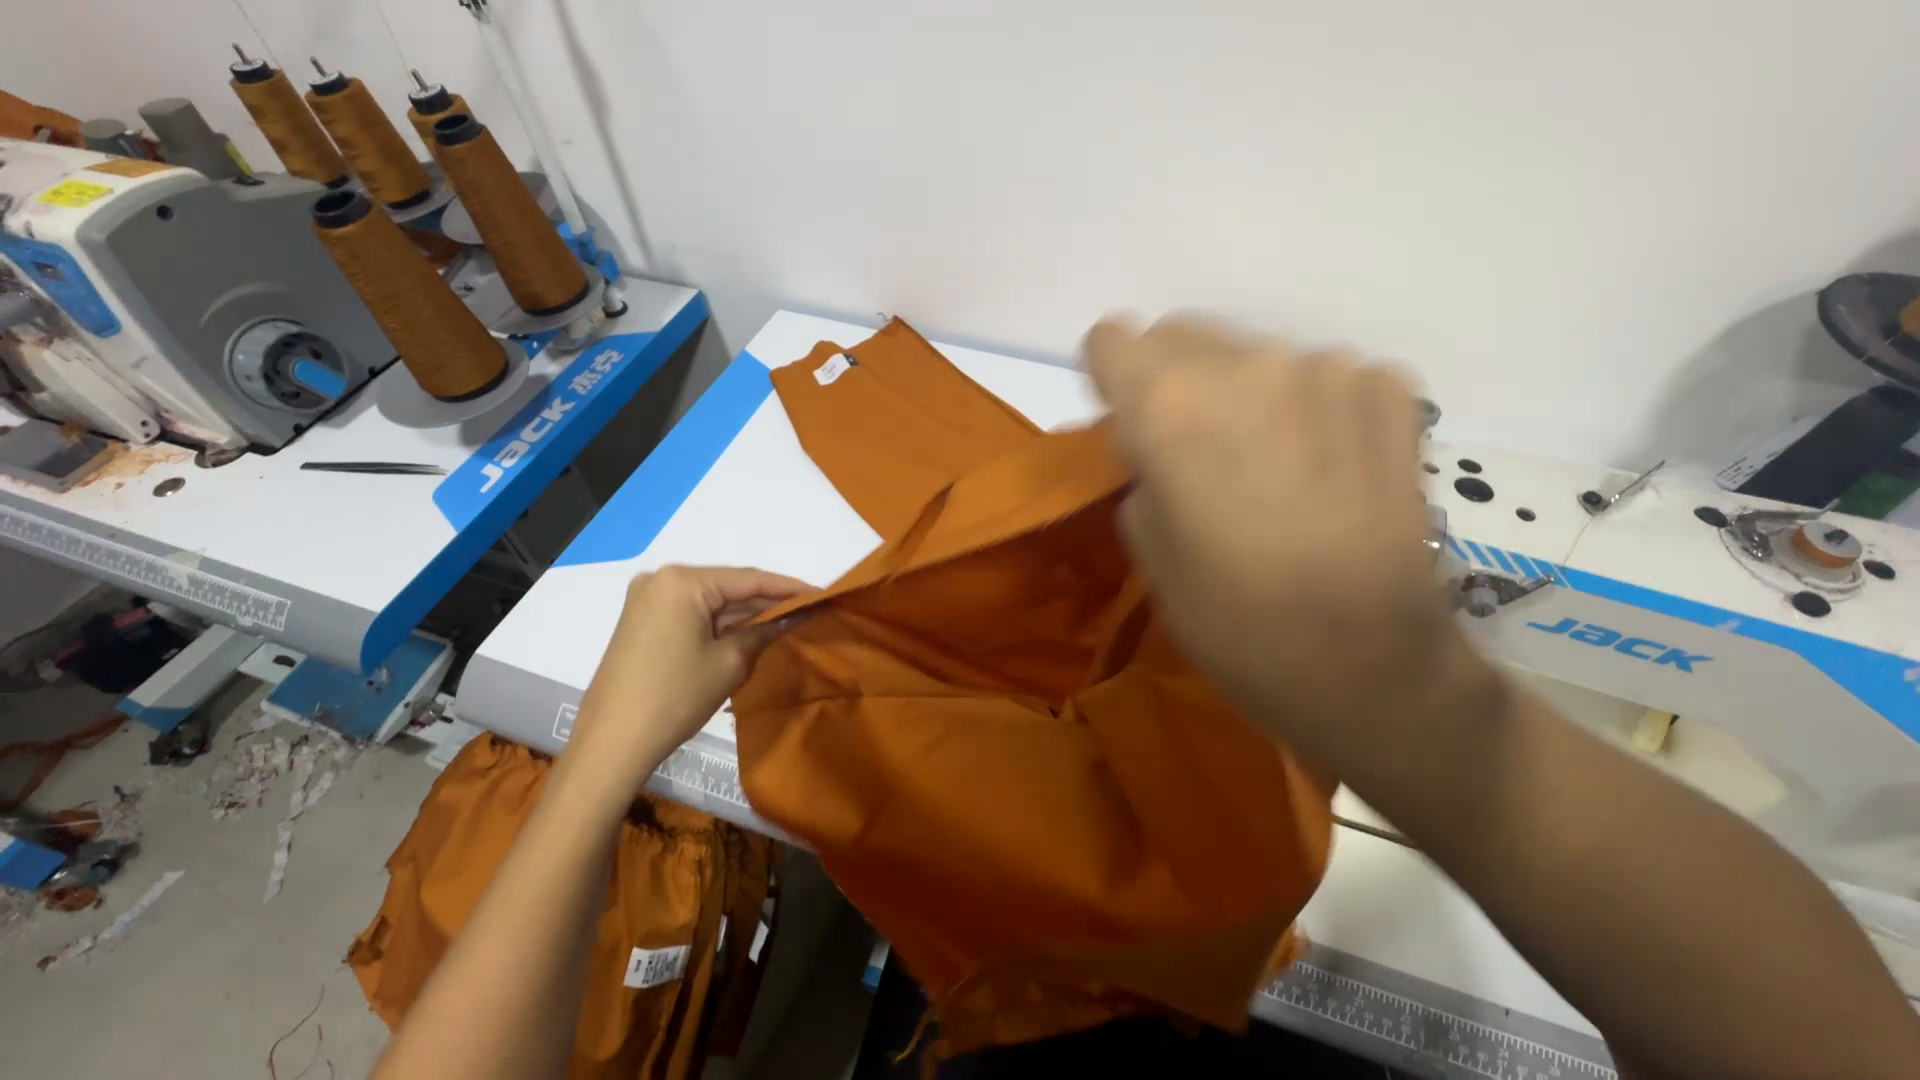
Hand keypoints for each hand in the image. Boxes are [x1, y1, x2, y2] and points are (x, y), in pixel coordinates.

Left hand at [563, 566, 810, 796]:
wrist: (612, 741)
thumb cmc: (676, 697)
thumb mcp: (729, 663)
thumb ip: (764, 632)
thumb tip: (793, 617)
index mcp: (682, 581)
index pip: (749, 579)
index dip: (789, 588)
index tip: (822, 595)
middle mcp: (660, 580)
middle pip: (727, 586)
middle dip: (766, 600)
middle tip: (806, 610)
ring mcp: (646, 601)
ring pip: (709, 601)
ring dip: (743, 613)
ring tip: (784, 622)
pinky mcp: (641, 622)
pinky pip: (690, 613)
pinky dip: (718, 623)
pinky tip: (747, 632)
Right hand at [1083, 315, 1492, 751]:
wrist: (1367, 660)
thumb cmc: (1233, 620)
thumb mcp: (1148, 547)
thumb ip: (1142, 468)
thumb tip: (1161, 442)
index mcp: (1168, 405)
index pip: (1111, 338)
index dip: (1112, 380)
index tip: (1128, 423)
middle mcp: (1246, 363)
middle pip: (1183, 335)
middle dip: (1174, 382)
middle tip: (1198, 451)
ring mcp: (1327, 369)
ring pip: (1256, 356)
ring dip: (1248, 395)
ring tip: (1274, 467)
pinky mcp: (1389, 389)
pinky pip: (1322, 377)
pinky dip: (1312, 409)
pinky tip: (1329, 469)